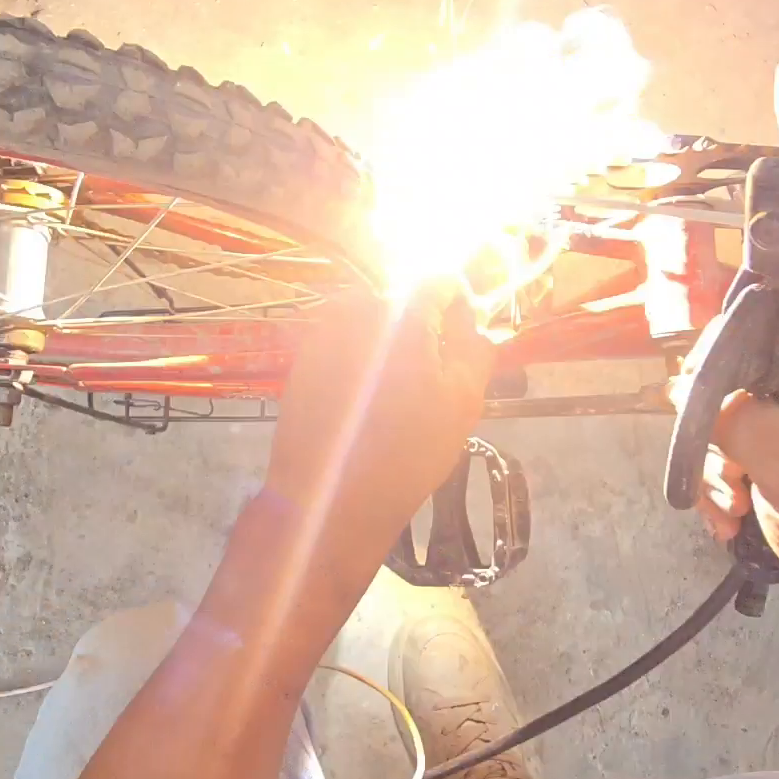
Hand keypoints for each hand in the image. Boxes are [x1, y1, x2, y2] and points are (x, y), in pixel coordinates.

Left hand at [262, 282, 495, 584]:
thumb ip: (477, 348)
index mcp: (400, 311)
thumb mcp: (463, 401)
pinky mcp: (302, 356)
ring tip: (398, 393)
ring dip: (391, 342)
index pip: (440, 279)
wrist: (329, 498)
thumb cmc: (406, 452)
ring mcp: (321, 330)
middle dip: (424, 328)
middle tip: (433, 378)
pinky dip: (362, 358)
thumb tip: (470, 323)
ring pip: (372, 320)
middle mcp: (355, 307)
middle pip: (404, 300)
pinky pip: (344, 341)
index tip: (464, 337)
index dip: (460, 304)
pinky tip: (366, 402)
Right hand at [681, 306, 778, 631]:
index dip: (739, 339)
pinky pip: (753, 449)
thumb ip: (738, 414)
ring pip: (745, 415)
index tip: (698, 384)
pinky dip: (734, 482)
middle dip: (723, 426)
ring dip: (722, 464)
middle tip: (725, 473)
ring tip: (729, 509)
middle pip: (757, 372)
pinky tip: (731, 518)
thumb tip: (685, 386)